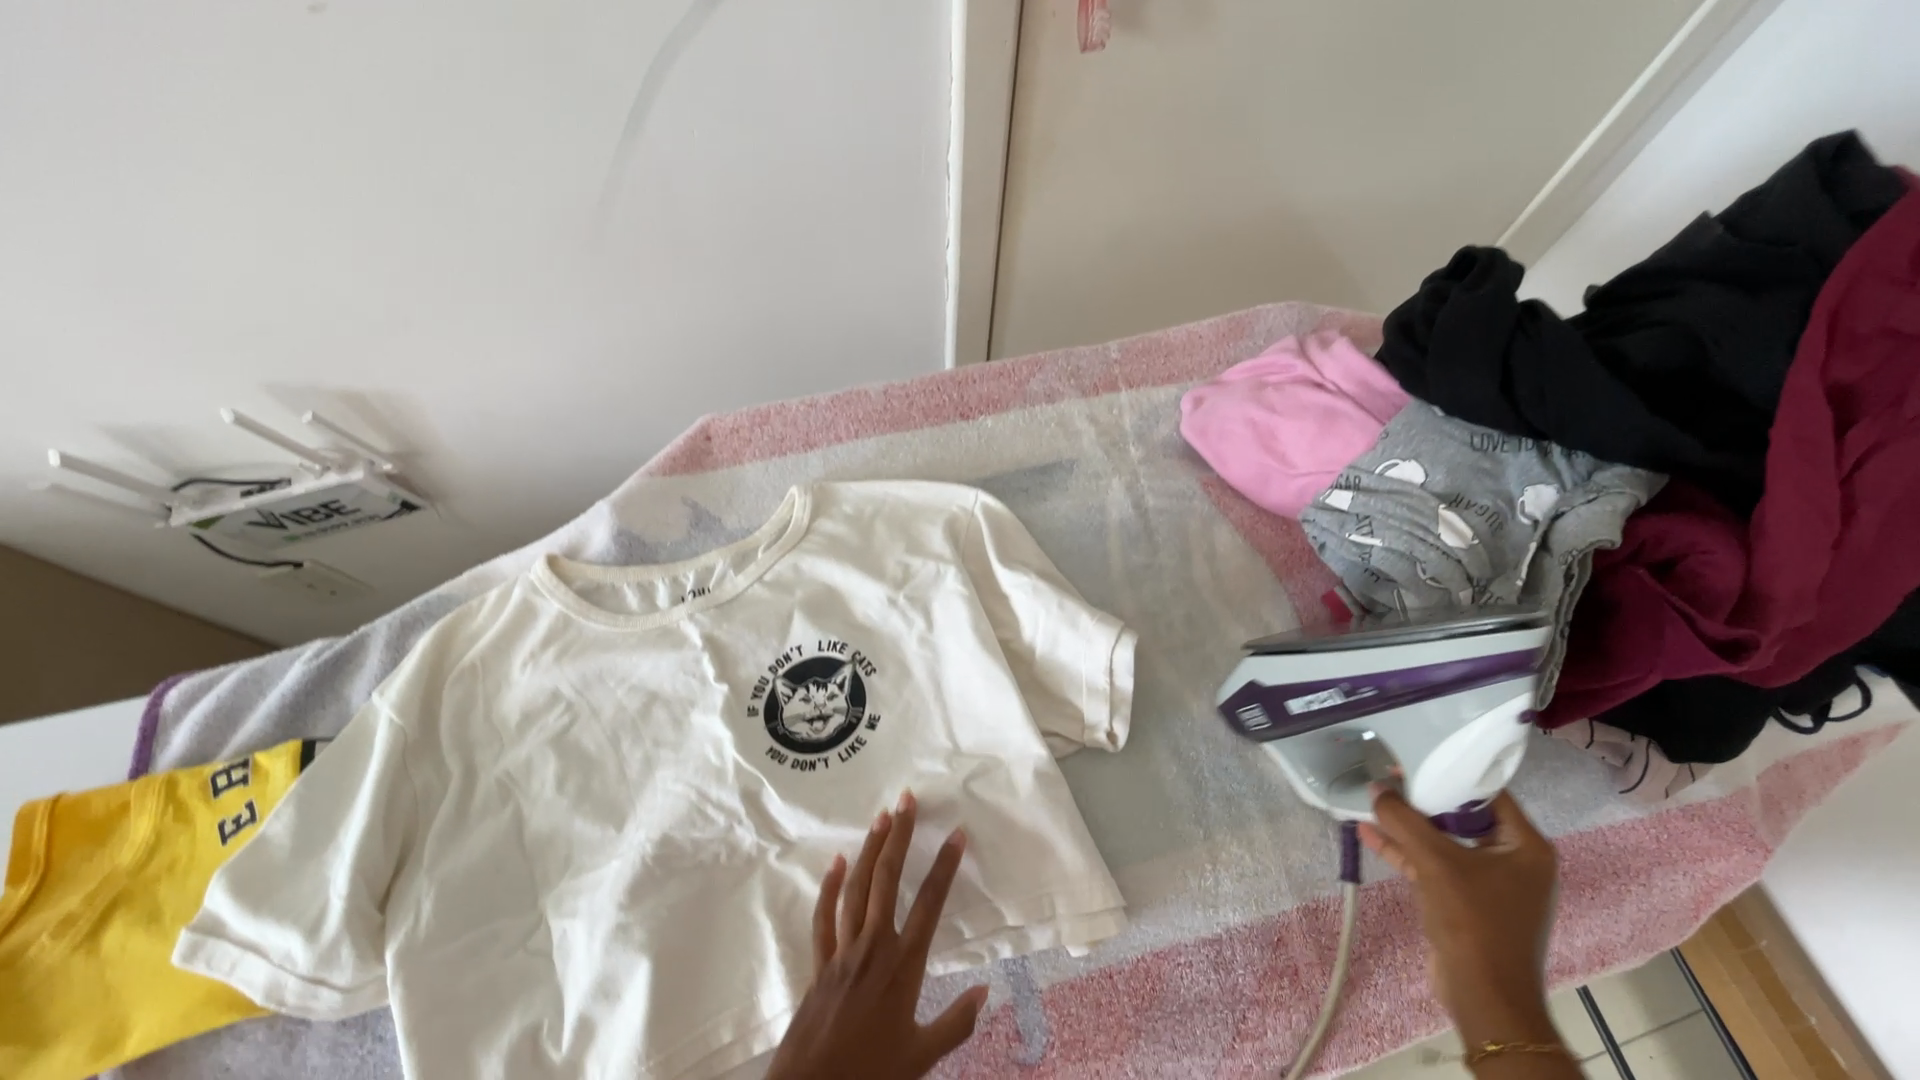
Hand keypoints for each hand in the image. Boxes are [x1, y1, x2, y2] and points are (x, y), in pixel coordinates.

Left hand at [766, 792, 986, 1079]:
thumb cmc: (872, 1072)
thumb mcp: (922, 1055)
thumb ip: (956, 1022)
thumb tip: (986, 991)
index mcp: (904, 965)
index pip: (930, 904)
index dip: (945, 866)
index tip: (958, 835)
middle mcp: (873, 947)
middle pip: (887, 880)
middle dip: (900, 837)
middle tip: (908, 800)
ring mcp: (842, 951)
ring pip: (856, 889)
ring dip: (869, 850)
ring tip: (881, 817)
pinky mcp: (819, 963)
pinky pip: (824, 917)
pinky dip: (829, 888)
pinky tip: (836, 862)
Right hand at [1359, 788, 1564, 1053]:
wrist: (1484, 996)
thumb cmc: (1473, 922)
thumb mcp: (1436, 863)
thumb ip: (1403, 821)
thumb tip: (1375, 789)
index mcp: (1526, 846)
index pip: (1488, 793)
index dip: (1449, 773)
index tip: (1413, 758)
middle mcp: (1514, 860)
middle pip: (1462, 815)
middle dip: (1423, 798)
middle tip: (1388, 776)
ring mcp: (1490, 883)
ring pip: (1444, 841)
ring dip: (1408, 825)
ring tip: (1372, 801)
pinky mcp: (1465, 902)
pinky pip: (1434, 865)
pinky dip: (1405, 851)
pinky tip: (1371, 833)